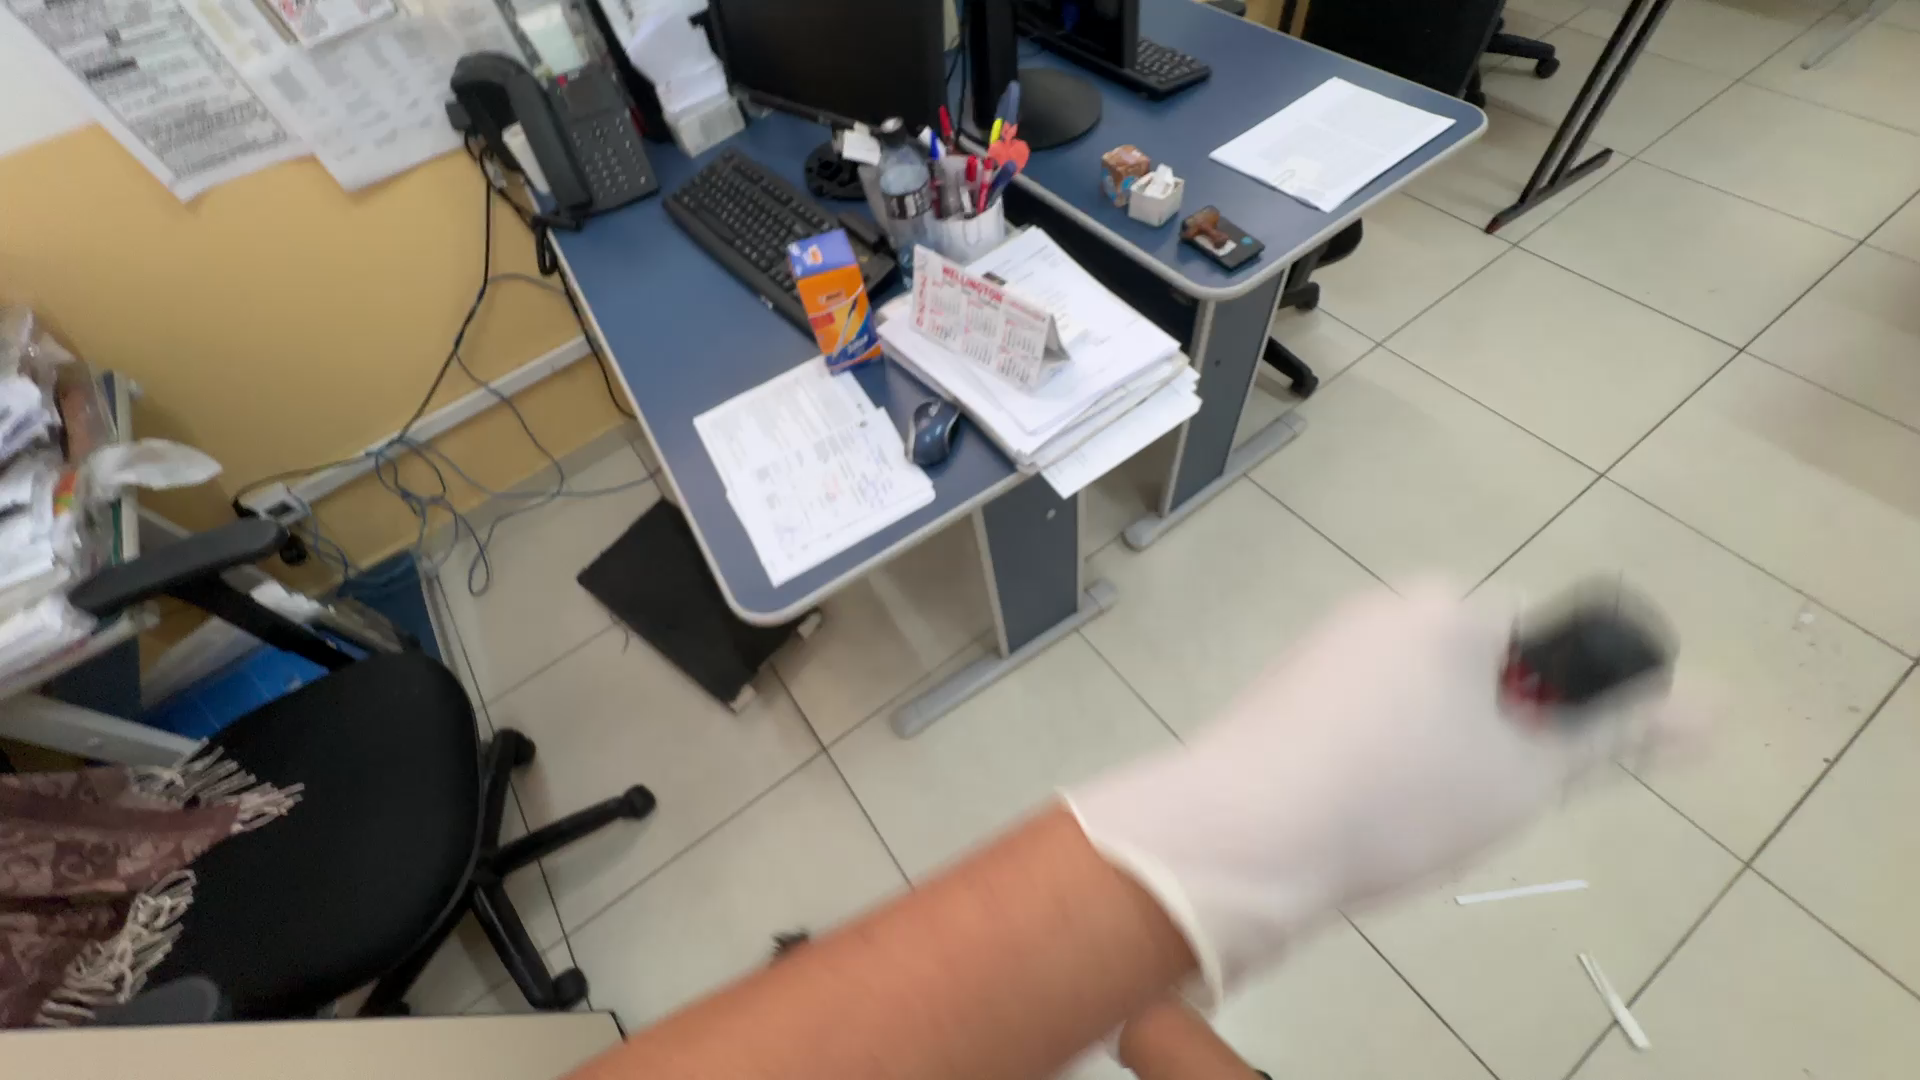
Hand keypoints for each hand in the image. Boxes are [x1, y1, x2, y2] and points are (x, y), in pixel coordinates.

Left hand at [1064, 581, 1695, 1004]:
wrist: (1246, 827)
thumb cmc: (1400, 794)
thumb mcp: (1526, 774)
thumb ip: (1616, 735)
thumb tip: (1717, 705)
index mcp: (1442, 607)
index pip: (1538, 626)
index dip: (1560, 694)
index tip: (1541, 759)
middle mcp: (1377, 610)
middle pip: (1473, 655)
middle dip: (1497, 714)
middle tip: (1482, 787)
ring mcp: (1322, 646)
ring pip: (1418, 686)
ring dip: (1440, 734)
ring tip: (1420, 800)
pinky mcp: (1285, 686)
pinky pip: (1363, 704)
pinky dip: (1383, 742)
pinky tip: (1366, 795)